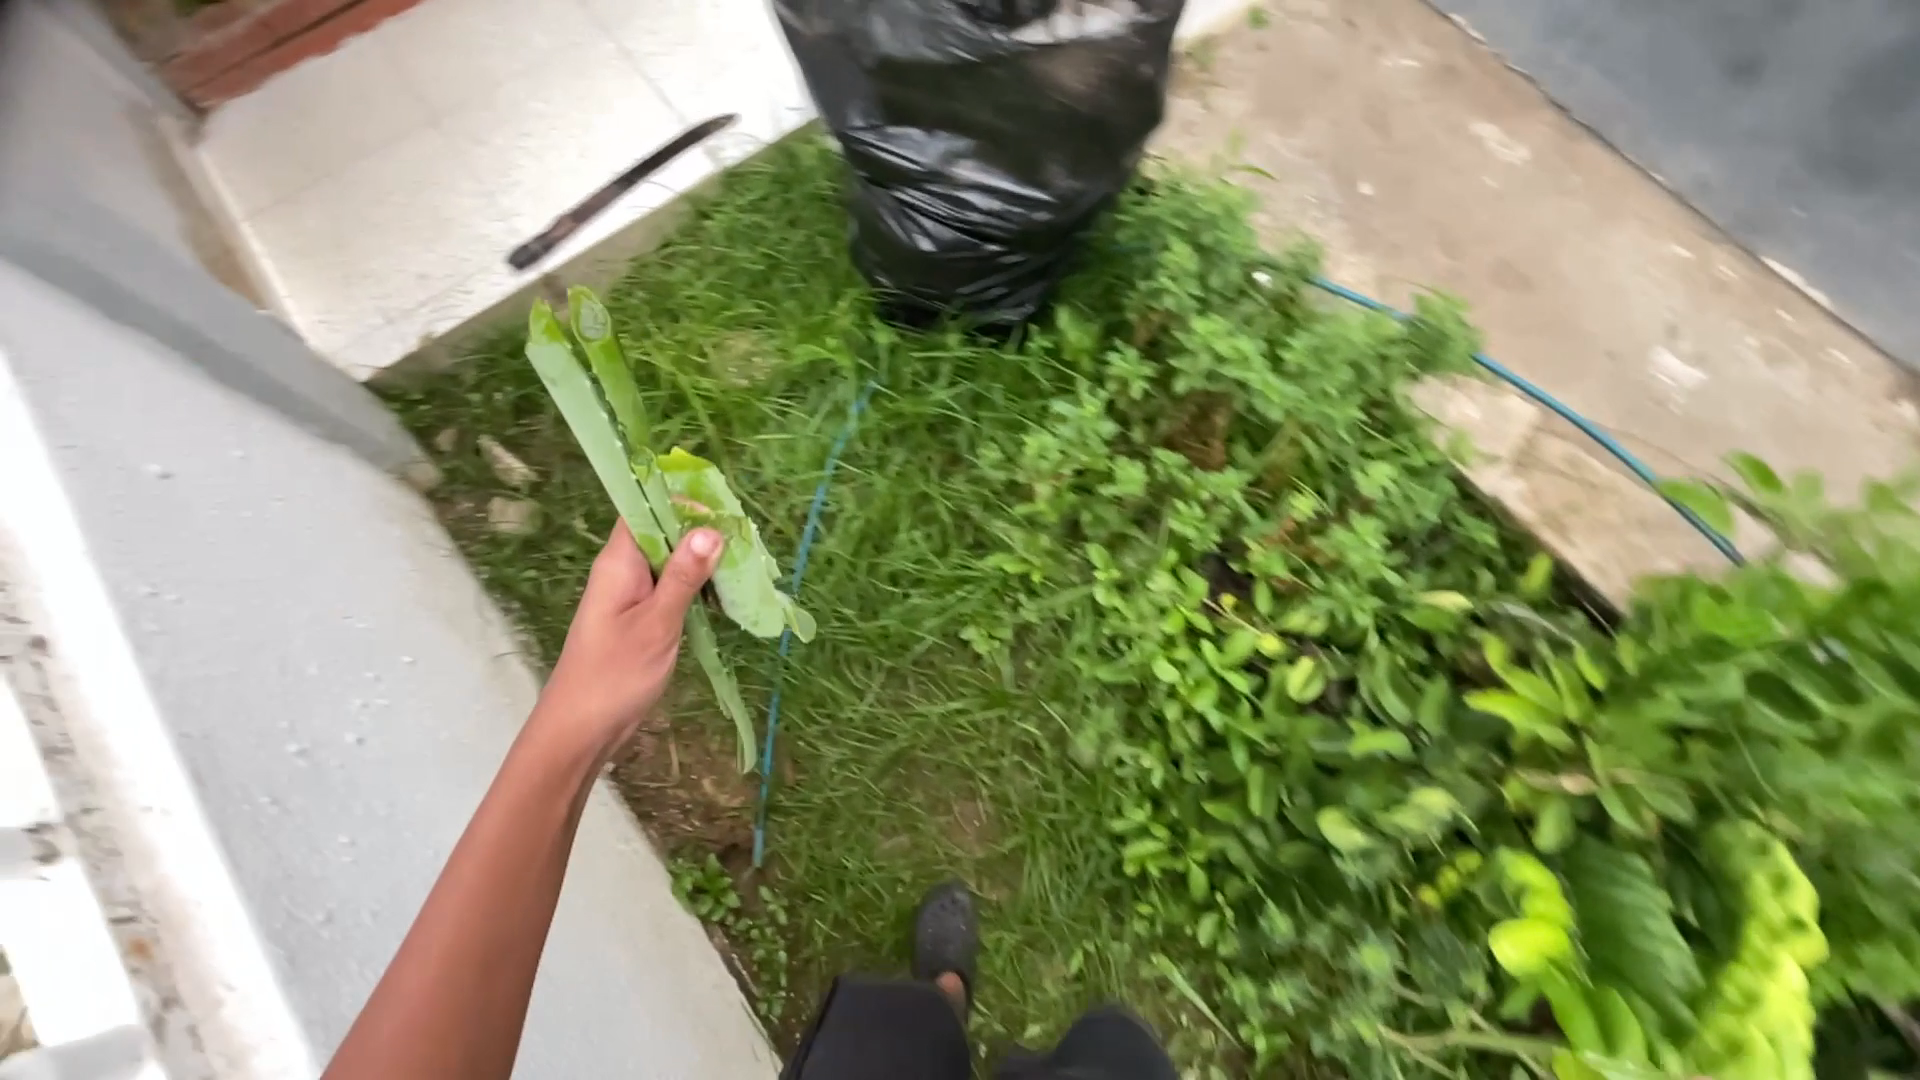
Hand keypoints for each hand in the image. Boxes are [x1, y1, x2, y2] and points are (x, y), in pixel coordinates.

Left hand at [529, 520, 722, 762]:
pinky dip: (697, 587)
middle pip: (663, 533)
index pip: (646, 509)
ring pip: (671, 561)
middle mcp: (623, 570)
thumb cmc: (616, 674)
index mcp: (619, 562)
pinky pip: (671, 587)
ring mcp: (631, 594)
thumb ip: (683, 576)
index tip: (724, 509)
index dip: (681, 502)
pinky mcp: (640, 616)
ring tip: (744, 565)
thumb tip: (710, 530)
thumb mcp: (658, 623)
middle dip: (702, 532)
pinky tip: (724, 595)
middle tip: (746, 540)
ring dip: (703, 562)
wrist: (582, 728)